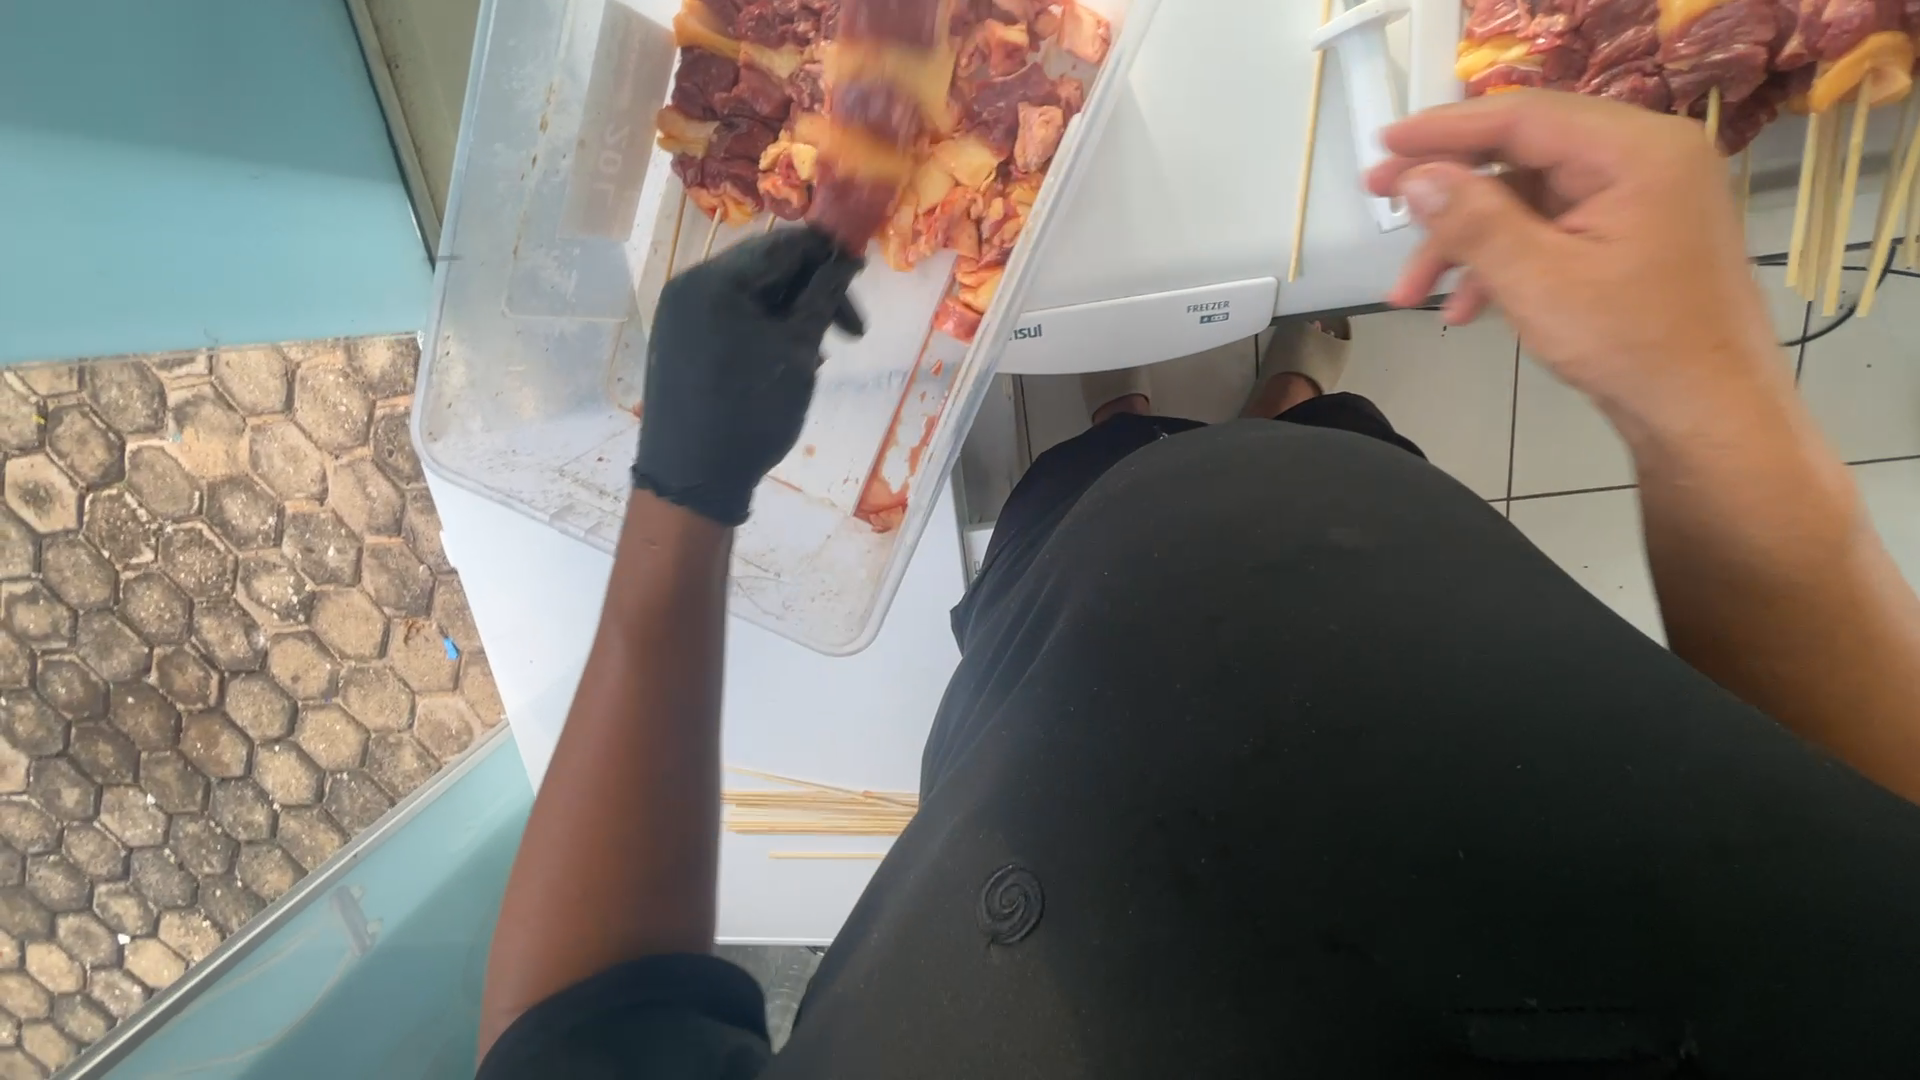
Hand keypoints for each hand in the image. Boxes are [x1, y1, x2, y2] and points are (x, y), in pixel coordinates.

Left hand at [634, 226, 864, 525]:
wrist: (693, 477)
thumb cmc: (752, 412)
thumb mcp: (798, 353)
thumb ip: (822, 298)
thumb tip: (845, 258)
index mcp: (717, 280)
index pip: (783, 246)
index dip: (828, 254)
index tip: (863, 273)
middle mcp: (691, 284)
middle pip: (766, 269)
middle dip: (812, 292)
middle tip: (850, 330)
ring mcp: (680, 312)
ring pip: (751, 295)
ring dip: (792, 314)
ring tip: (822, 351)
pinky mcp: (679, 339)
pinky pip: (731, 317)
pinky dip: (765, 329)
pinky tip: (788, 358)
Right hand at [1365, 91, 1781, 422]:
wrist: (1699, 404)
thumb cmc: (1628, 341)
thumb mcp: (1536, 279)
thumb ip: (1474, 223)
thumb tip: (1415, 179)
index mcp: (1633, 152)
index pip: (1522, 119)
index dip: (1444, 130)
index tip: (1383, 142)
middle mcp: (1638, 159)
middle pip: (1518, 156)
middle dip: (1444, 189)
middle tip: (1379, 197)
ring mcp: (1631, 198)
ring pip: (1521, 201)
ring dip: (1459, 244)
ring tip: (1407, 294)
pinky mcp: (1621, 234)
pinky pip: (1541, 230)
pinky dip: (1494, 262)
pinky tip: (1461, 307)